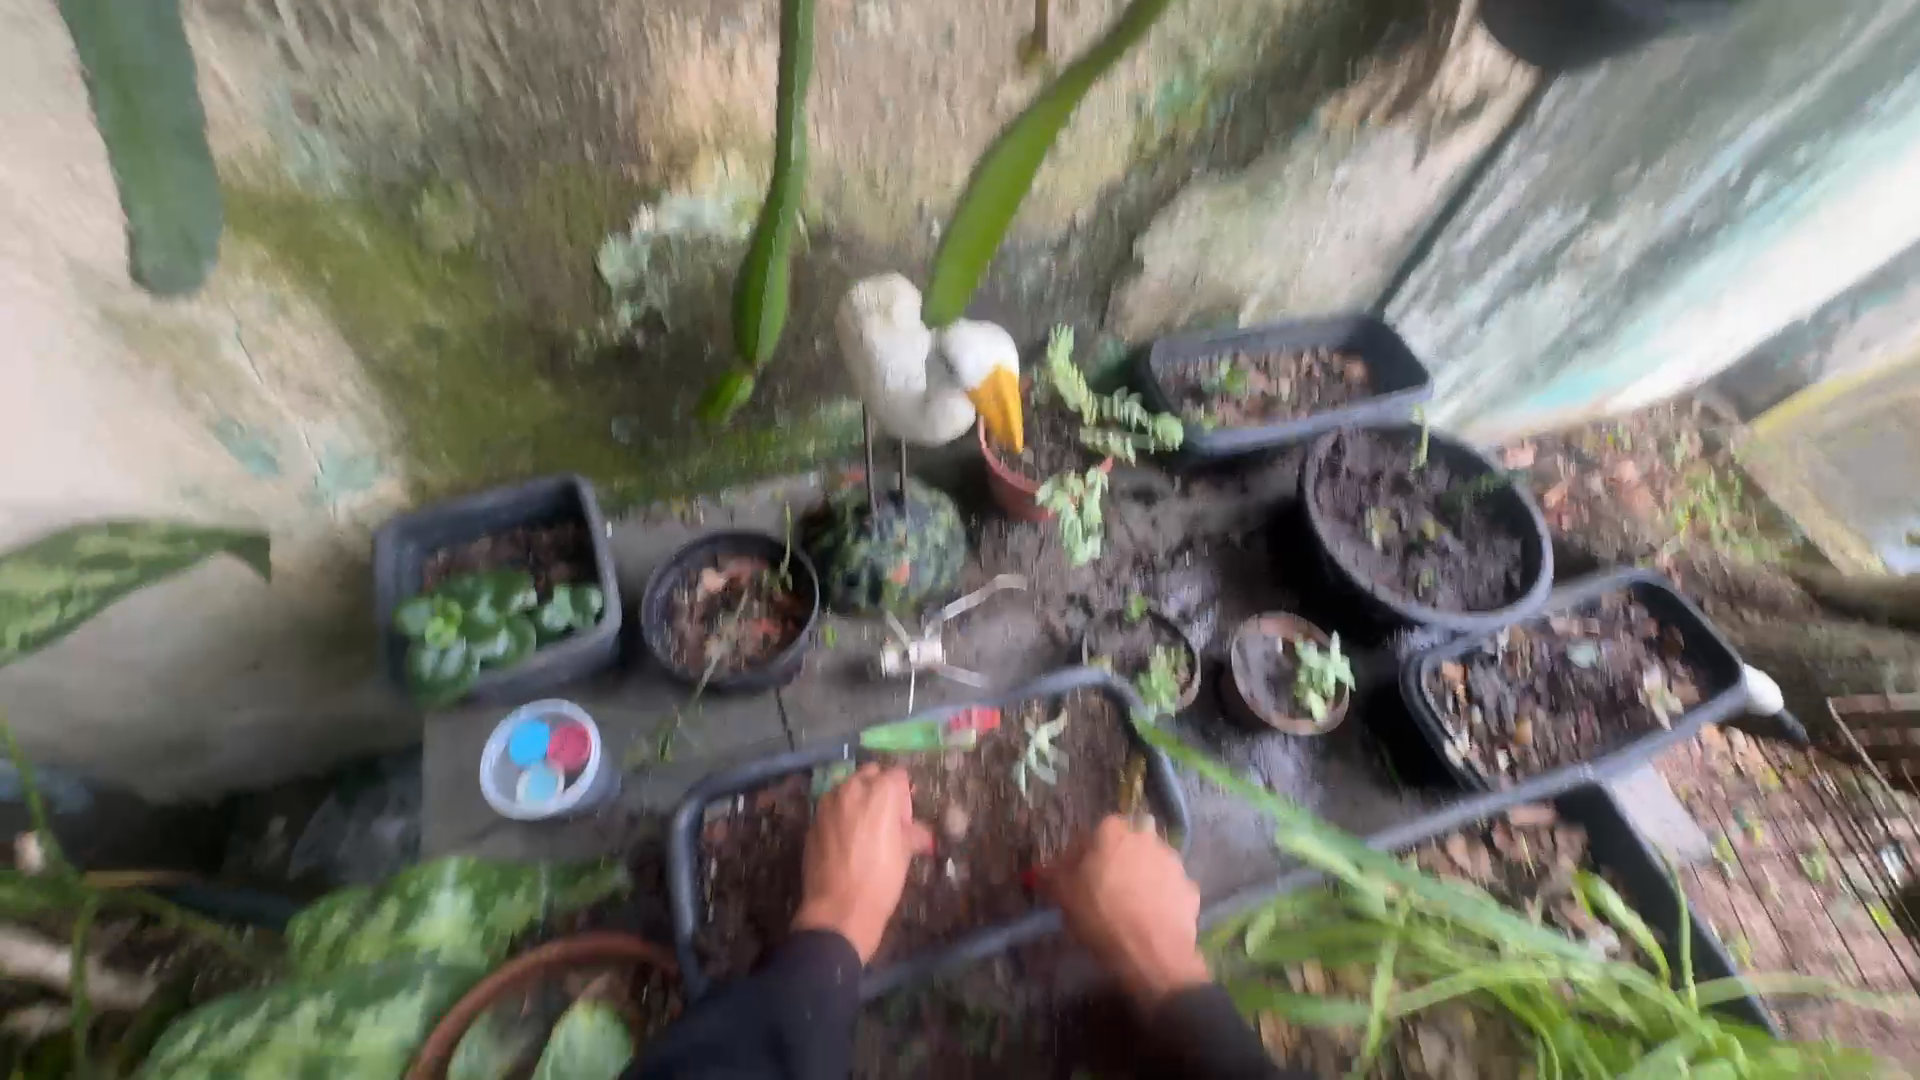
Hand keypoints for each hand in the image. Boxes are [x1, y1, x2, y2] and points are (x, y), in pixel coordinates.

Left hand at [792, 764, 933, 962]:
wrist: (838, 910)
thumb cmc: (880, 879)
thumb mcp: (905, 854)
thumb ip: (913, 832)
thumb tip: (921, 834)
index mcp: (881, 791)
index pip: (898, 775)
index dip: (905, 795)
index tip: (905, 818)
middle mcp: (852, 788)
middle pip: (870, 774)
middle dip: (880, 788)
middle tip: (886, 818)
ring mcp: (828, 804)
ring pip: (847, 788)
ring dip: (858, 800)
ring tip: (863, 830)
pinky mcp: (812, 821)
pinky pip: (831, 809)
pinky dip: (840, 816)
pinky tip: (844, 842)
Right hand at [1046, 816, 1208, 1009]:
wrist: (1152, 955)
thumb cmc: (1102, 916)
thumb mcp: (1065, 896)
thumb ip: (1051, 876)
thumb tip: (1038, 870)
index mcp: (1112, 830)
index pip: (1091, 834)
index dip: (1080, 856)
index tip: (1075, 877)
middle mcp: (1145, 836)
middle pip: (1126, 843)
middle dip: (1116, 859)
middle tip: (1105, 887)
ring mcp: (1172, 861)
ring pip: (1151, 862)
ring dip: (1142, 875)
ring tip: (1131, 905)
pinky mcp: (1190, 888)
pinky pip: (1170, 887)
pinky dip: (1162, 897)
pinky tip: (1152, 918)